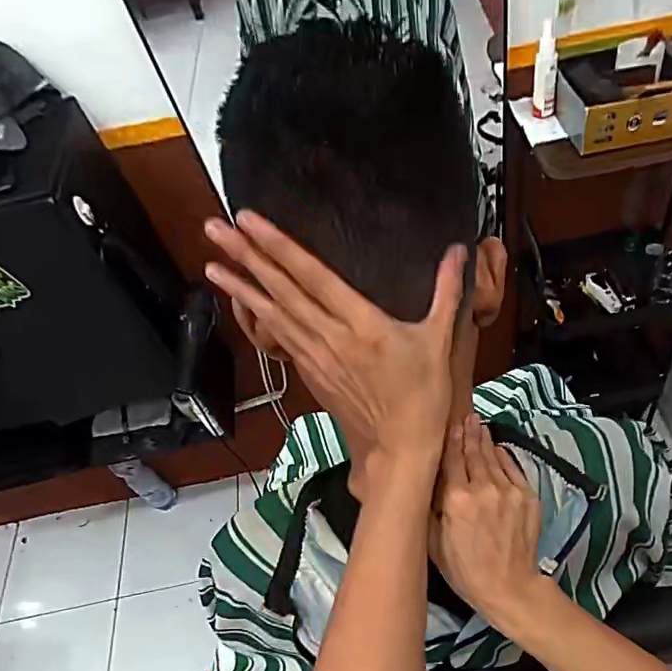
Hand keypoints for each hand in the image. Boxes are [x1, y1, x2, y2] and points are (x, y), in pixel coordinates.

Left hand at [204, 211, 464, 481]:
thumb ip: (447, 293)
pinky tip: (247, 307)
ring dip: (242, 290)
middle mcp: (332, 339)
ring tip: (213, 265)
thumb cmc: (423, 398)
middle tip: (214, 228)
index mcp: (363, 325)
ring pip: (273, 317)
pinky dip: (260, 321)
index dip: (280, 247)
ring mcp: (317, 360)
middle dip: (247, 258)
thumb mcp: (440, 342)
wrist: (400, 449)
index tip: (251, 221)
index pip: (314, 276)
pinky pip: (281, 342)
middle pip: (282, 292)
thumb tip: (458, 251)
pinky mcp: (312, 377)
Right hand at [430, 416, 551, 622]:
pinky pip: (513, 469)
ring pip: (493, 458)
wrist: (509, 586)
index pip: (449, 460)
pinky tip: (497, 448)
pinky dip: (503, 456)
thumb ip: (429, 508)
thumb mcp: (434, 543)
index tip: (446, 424)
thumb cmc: (465, 570)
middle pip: (473, 453)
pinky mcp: (528, 496)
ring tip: (478, 425)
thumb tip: (425, 482)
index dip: (448, 440)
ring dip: (484, 440)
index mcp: (456, 499)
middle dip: (468, 434)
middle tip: (465, 416)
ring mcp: (509, 491)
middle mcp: (483, 488)